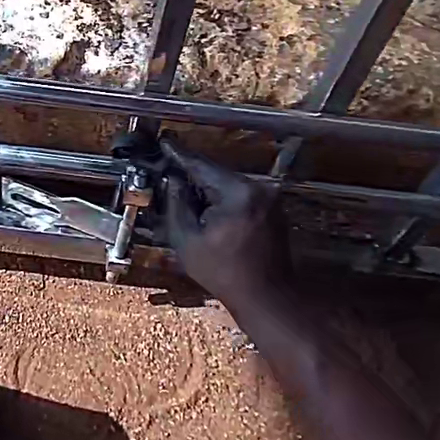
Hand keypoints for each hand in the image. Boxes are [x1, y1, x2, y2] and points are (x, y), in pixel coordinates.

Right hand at [159, 139, 292, 310]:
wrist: (266, 296)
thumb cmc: (225, 273)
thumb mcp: (187, 239)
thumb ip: (177, 203)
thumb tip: (174, 181)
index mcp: (238, 193)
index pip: (202, 165)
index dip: (179, 155)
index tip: (166, 144)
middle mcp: (259, 189)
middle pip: (216, 173)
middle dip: (193, 177)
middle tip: (171, 178)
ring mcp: (270, 198)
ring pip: (228, 184)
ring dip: (209, 190)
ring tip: (190, 205)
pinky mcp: (273, 209)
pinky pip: (242, 195)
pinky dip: (224, 200)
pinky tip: (211, 217)